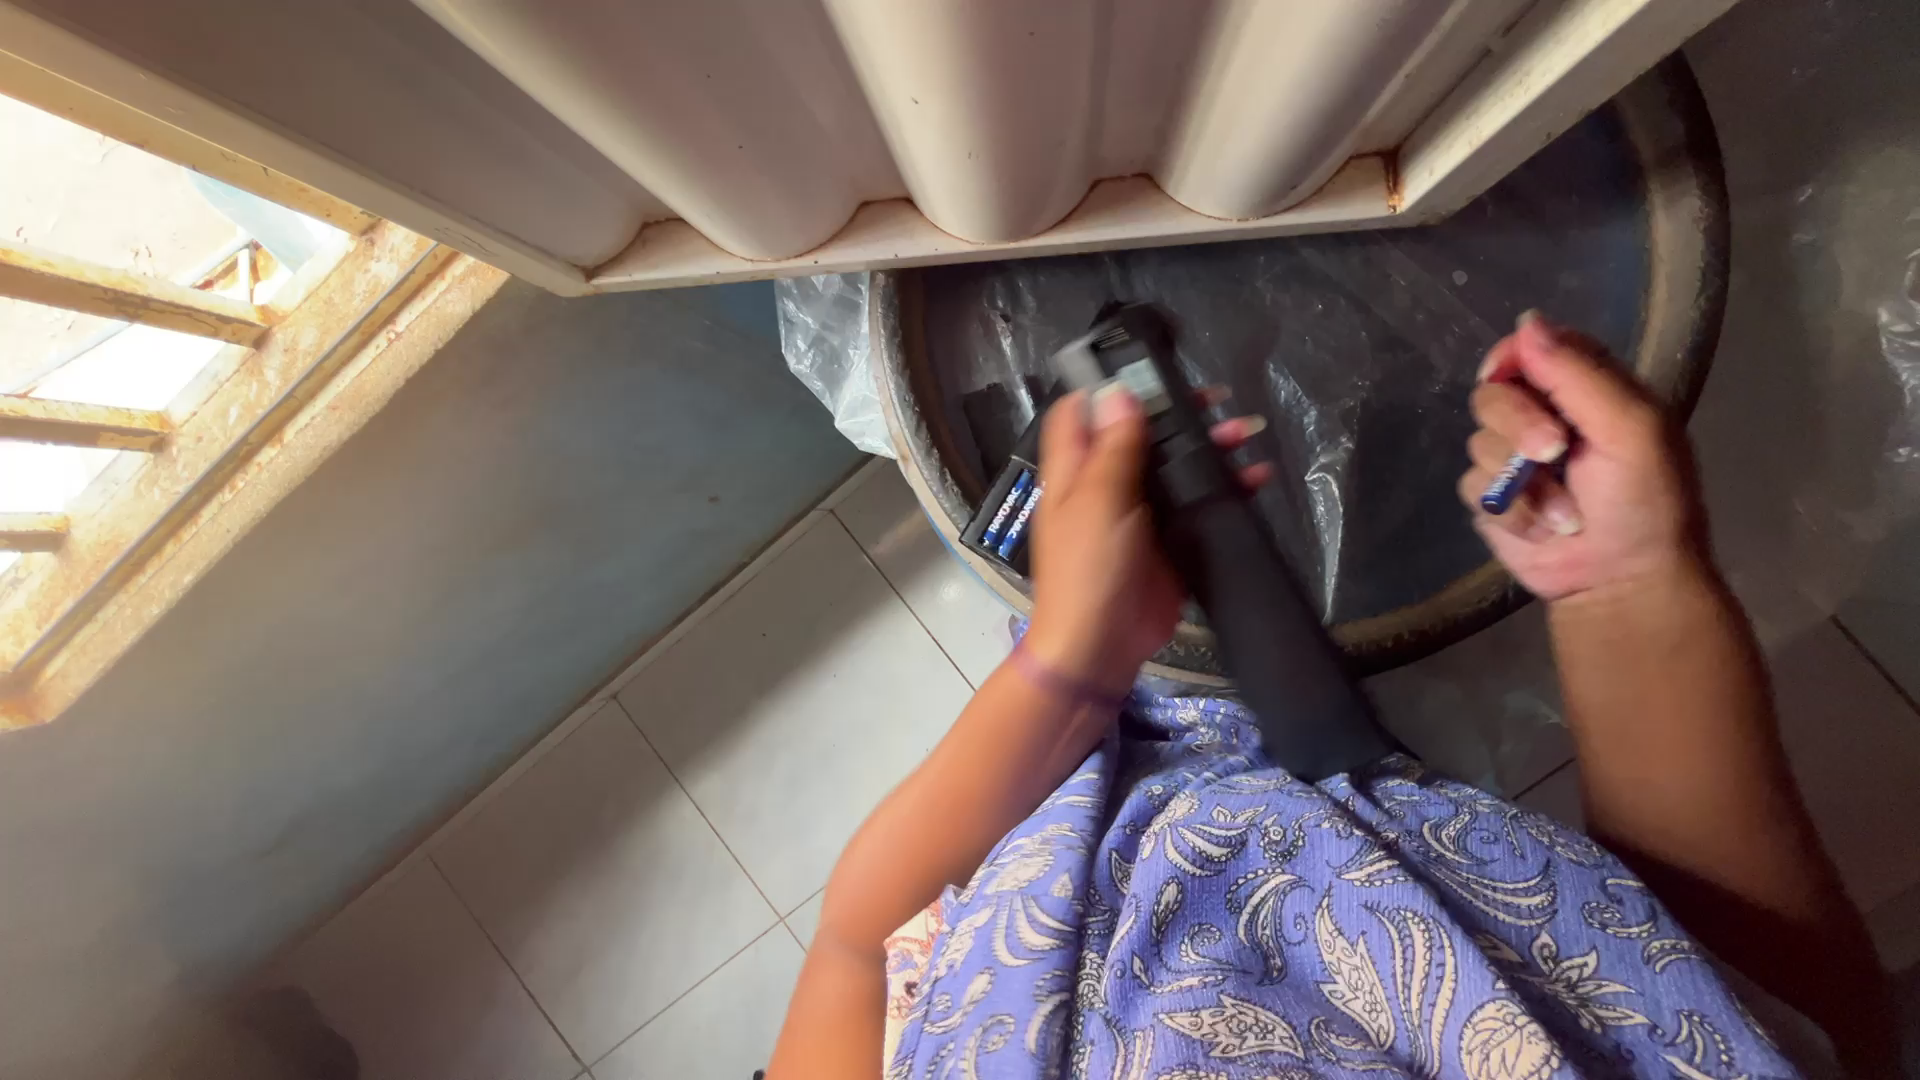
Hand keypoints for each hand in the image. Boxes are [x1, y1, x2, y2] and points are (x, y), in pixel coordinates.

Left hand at [1024, 386, 1268, 696]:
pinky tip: (1256, 477)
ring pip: (1173, 466)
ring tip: (1246, 431)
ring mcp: (1138, 513)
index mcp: (1074, 472)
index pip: (1080, 414)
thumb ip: (1112, 449)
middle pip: (1139, 435)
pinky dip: (1225, 487)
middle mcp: (1104, 485)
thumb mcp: (1098, 502)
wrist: (1102, 645)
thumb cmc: (1088, 570)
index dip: (1108, 388)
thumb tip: (1118, 391)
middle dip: (1175, 414)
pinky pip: (1196, 504)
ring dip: (1207, 447)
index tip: (1149, 369)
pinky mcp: (1168, 539)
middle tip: (1216, 399)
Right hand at [1459, 312, 1707, 603]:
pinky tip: (1538, 527)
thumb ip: (1578, 375)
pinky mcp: (1489, 497)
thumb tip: (1526, 322)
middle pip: (1492, 395)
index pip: (1533, 351)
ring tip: (1560, 510)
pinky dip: (1506, 509)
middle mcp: (1545, 419)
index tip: (1505, 373)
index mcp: (1587, 393)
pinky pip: (1470, 486)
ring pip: (1476, 443)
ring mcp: (1512, 460)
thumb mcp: (1628, 429)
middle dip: (1515, 425)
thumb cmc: (1644, 502)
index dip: (1512, 358)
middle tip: (1549, 453)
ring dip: (1518, 480)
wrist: (1618, 578)